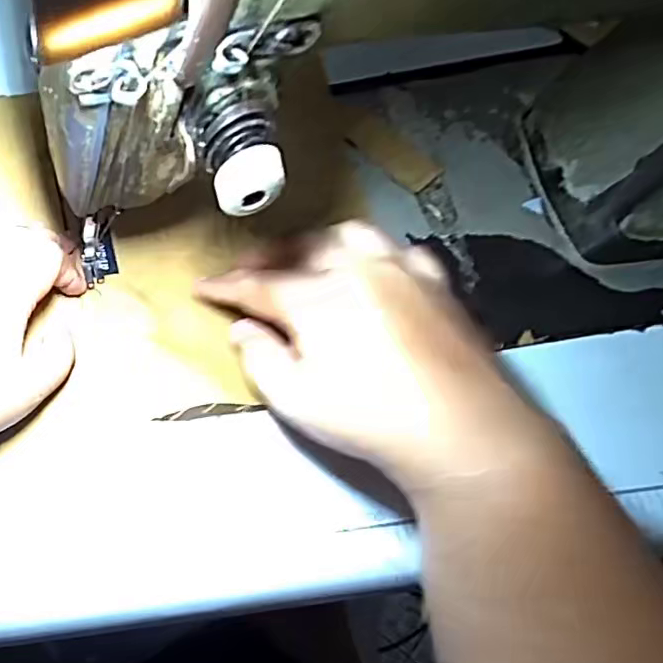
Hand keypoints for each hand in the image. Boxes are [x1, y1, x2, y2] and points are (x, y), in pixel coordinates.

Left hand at [0, 225, 88, 454]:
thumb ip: (61, 354)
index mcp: (5, 294)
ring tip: (34, 260)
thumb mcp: (33, 388)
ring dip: (20, 243)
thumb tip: (63, 334)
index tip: (75, 287)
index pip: (47, 254)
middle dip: (49, 248)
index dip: (70, 267)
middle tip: (64, 268)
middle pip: (21, 238)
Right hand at [195, 220, 571, 500]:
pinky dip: (364, 252)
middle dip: (267, 257)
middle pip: (302, 249)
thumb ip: (260, 358)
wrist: (459, 428)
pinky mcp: (436, 282)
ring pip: (348, 235)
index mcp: (318, 297)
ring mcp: (403, 270)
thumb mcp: (294, 399)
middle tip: (245, 270)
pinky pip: (392, 248)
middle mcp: (359, 268)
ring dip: (314, 244)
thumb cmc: (367, 418)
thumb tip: (243, 329)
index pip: (259, 284)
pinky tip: (364, 268)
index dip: (226, 287)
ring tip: (300, 260)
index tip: (203, 288)